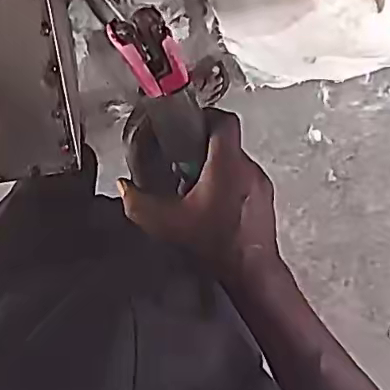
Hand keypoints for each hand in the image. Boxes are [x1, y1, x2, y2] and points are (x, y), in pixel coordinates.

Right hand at [120, 110, 280, 288]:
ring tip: (195, 187)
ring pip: (236, 163)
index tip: (190, 123)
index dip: (206, 116)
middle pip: (228, 142)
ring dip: (216, 169)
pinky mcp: (263, 201)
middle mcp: (247, 169)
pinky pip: (244, 181)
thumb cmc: (218, 245)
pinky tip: (211, 207)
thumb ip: (139, 203)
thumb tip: (126, 188)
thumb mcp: (167, 223)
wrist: (252, 273)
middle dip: (204, 147)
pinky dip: (228, 186)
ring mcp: (260, 185)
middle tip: (184, 159)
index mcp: (227, 164)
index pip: (224, 121)